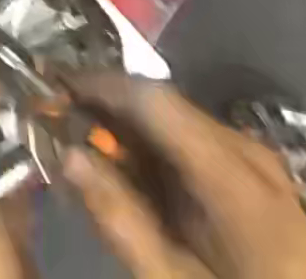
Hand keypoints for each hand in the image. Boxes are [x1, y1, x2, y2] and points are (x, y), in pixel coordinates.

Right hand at [63, 74, 305, 278]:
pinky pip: (186, 135)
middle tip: (54, 109)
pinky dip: (147, 139)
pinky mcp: (251, 171)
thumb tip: (66, 154)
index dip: (99, 84)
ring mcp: (254, 158)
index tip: (51, 85)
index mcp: (232, 177)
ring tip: (78, 131)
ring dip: (122, 119)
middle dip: (104, 101)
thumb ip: (120, 220)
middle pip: (161, 102)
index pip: (154, 100)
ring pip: (170, 115)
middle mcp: (245, 149)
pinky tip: (122, 158)